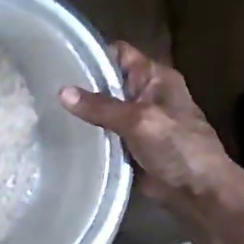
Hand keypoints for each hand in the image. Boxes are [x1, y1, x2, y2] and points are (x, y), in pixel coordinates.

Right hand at [60, 42, 243, 222]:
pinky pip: (105, 133)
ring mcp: (137, 120)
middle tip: (46, 87)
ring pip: (104, 108)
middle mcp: (145, 93)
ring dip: (83, 112)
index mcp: (155, 77)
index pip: (119, 53)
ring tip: (47, 110)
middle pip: (108, 81)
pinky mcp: (130, 143)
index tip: (61, 59)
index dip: (93, 53)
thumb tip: (62, 92)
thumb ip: (100, 107)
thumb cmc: (177, 146)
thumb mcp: (138, 120)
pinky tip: (64, 135)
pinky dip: (90, 134)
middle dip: (82, 84)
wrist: (197, 190)